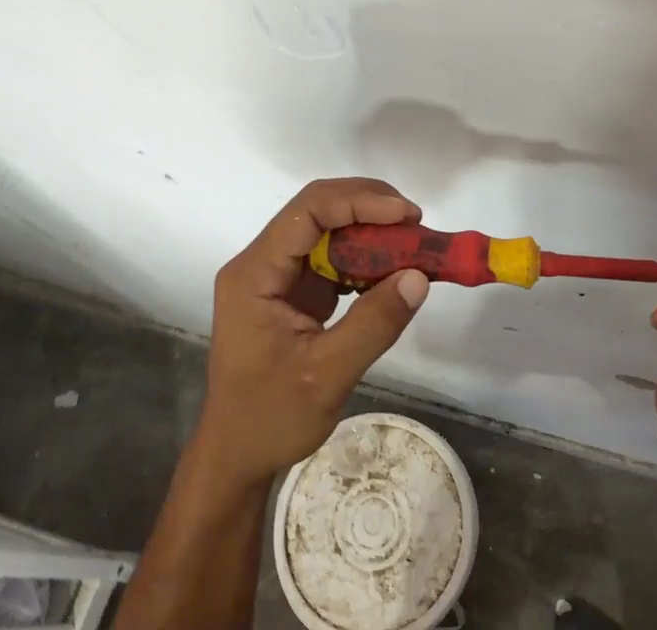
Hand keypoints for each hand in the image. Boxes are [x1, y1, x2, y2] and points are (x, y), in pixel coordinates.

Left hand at [196, 178, 430, 484]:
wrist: (236, 455)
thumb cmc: (270, 418)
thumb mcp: (326, 375)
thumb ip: (373, 323)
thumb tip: (419, 277)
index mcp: (255, 275)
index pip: (308, 212)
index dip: (359, 202)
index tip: (407, 215)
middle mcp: (261, 264)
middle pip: (317, 211)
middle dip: (369, 209)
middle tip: (417, 224)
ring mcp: (277, 278)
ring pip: (327, 232)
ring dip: (371, 233)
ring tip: (414, 244)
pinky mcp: (293, 293)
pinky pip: (332, 259)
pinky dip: (365, 260)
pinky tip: (394, 272)